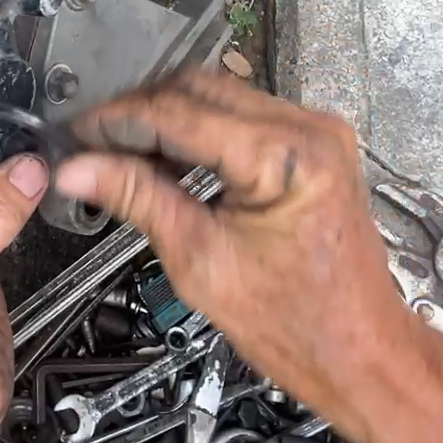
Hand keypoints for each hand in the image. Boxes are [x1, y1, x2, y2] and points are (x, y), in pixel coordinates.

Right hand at [47, 69, 428, 442]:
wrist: (362, 354)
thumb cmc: (299, 326)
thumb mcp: (200, 260)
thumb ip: (137, 198)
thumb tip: (79, 169)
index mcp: (286, 156)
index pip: (178, 113)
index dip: (118, 120)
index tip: (80, 134)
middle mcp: (308, 128)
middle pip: (196, 88)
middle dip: (138, 112)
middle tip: (93, 141)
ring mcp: (314, 130)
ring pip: (215, 94)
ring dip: (164, 116)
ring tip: (121, 149)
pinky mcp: (310, 142)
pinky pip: (238, 114)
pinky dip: (195, 128)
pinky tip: (166, 155)